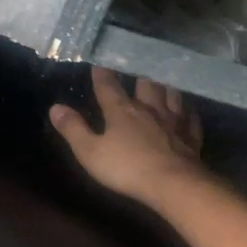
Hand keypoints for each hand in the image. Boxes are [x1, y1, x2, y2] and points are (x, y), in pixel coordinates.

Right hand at [51, 67, 205, 200]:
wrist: (174, 184)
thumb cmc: (127, 167)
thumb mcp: (90, 151)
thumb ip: (73, 129)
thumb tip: (55, 107)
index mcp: (122, 111)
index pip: (109, 87)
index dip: (102, 74)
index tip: (99, 63)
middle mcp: (150, 109)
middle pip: (146, 84)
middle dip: (139, 75)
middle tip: (137, 67)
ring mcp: (174, 121)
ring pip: (172, 95)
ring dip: (166, 86)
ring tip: (163, 81)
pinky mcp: (191, 137)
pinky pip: (191, 118)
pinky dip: (188, 110)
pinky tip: (187, 110)